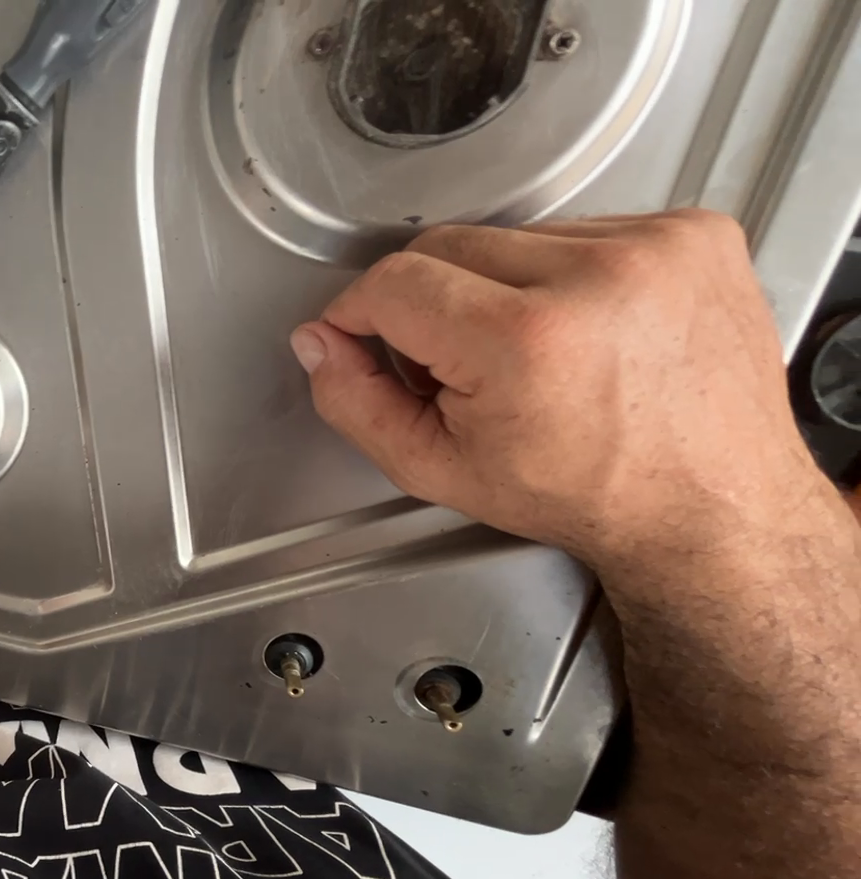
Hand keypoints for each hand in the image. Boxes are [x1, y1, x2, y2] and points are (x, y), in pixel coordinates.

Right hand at [289, 210, 828, 573]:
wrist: (707, 501)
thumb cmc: (578, 491)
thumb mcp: (429, 466)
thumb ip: (352, 400)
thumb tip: (318, 342)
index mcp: (521, 340)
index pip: (392, 282)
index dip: (354, 310)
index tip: (354, 334)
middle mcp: (597, 276)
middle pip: (442, 246)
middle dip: (417, 302)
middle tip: (441, 362)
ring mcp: (654, 245)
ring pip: (501, 237)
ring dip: (481, 287)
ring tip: (511, 352)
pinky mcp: (690, 231)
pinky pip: (567, 231)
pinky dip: (543, 274)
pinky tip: (562, 327)